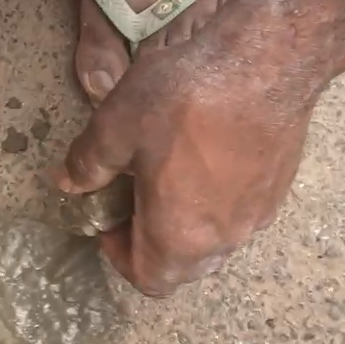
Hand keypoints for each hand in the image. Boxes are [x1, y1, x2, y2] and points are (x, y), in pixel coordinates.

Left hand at [51, 7, 331, 295]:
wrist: (263, 64)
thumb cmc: (181, 100)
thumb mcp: (114, 127)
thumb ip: (88, 163)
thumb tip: (66, 184)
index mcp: (181, 233)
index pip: (150, 279)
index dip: (117, 257)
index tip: (102, 222)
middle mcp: (227, 236)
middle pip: (184, 266)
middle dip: (148, 242)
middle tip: (123, 197)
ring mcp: (260, 213)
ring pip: (213, 241)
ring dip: (180, 222)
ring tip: (154, 173)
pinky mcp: (278, 185)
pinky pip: (237, 212)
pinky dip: (208, 202)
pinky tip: (192, 156)